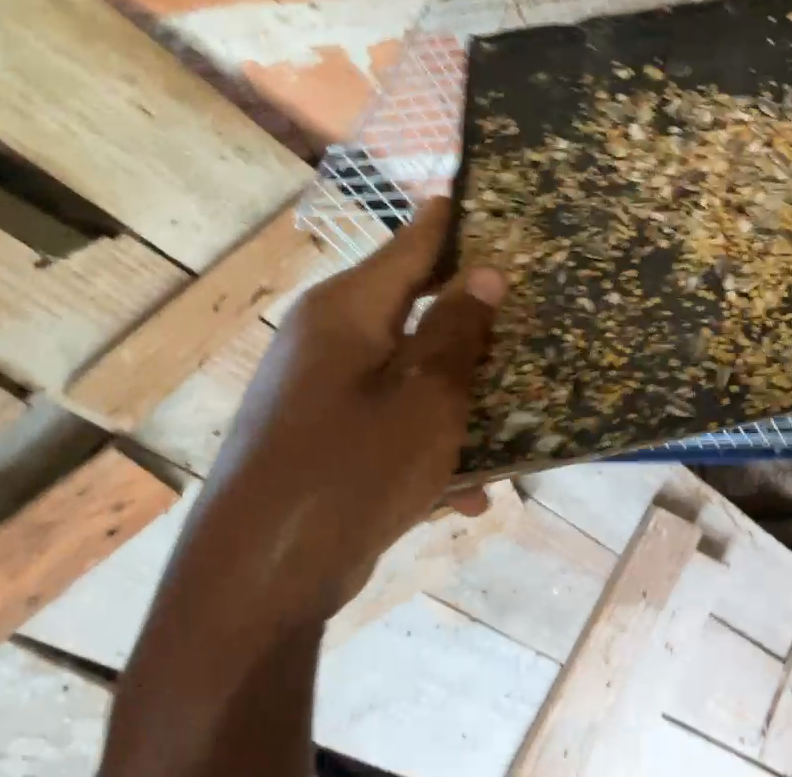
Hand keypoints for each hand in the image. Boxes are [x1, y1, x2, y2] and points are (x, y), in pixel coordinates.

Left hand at [198, 198, 504, 618]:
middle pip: (416, 306)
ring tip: (520, 406)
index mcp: (348, 312)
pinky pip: (391, 422)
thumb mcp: (426, 397)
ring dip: (462, 390)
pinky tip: (471, 491)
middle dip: (476, 316)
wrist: (253, 588)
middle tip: (539, 313)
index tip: (506, 203)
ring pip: (411, 369)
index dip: (459, 221)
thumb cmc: (351, 472)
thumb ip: (458, 329)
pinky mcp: (320, 441)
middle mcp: (327, 340)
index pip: (415, 242)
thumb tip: (486, 272)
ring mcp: (318, 393)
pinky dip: (431, 444)